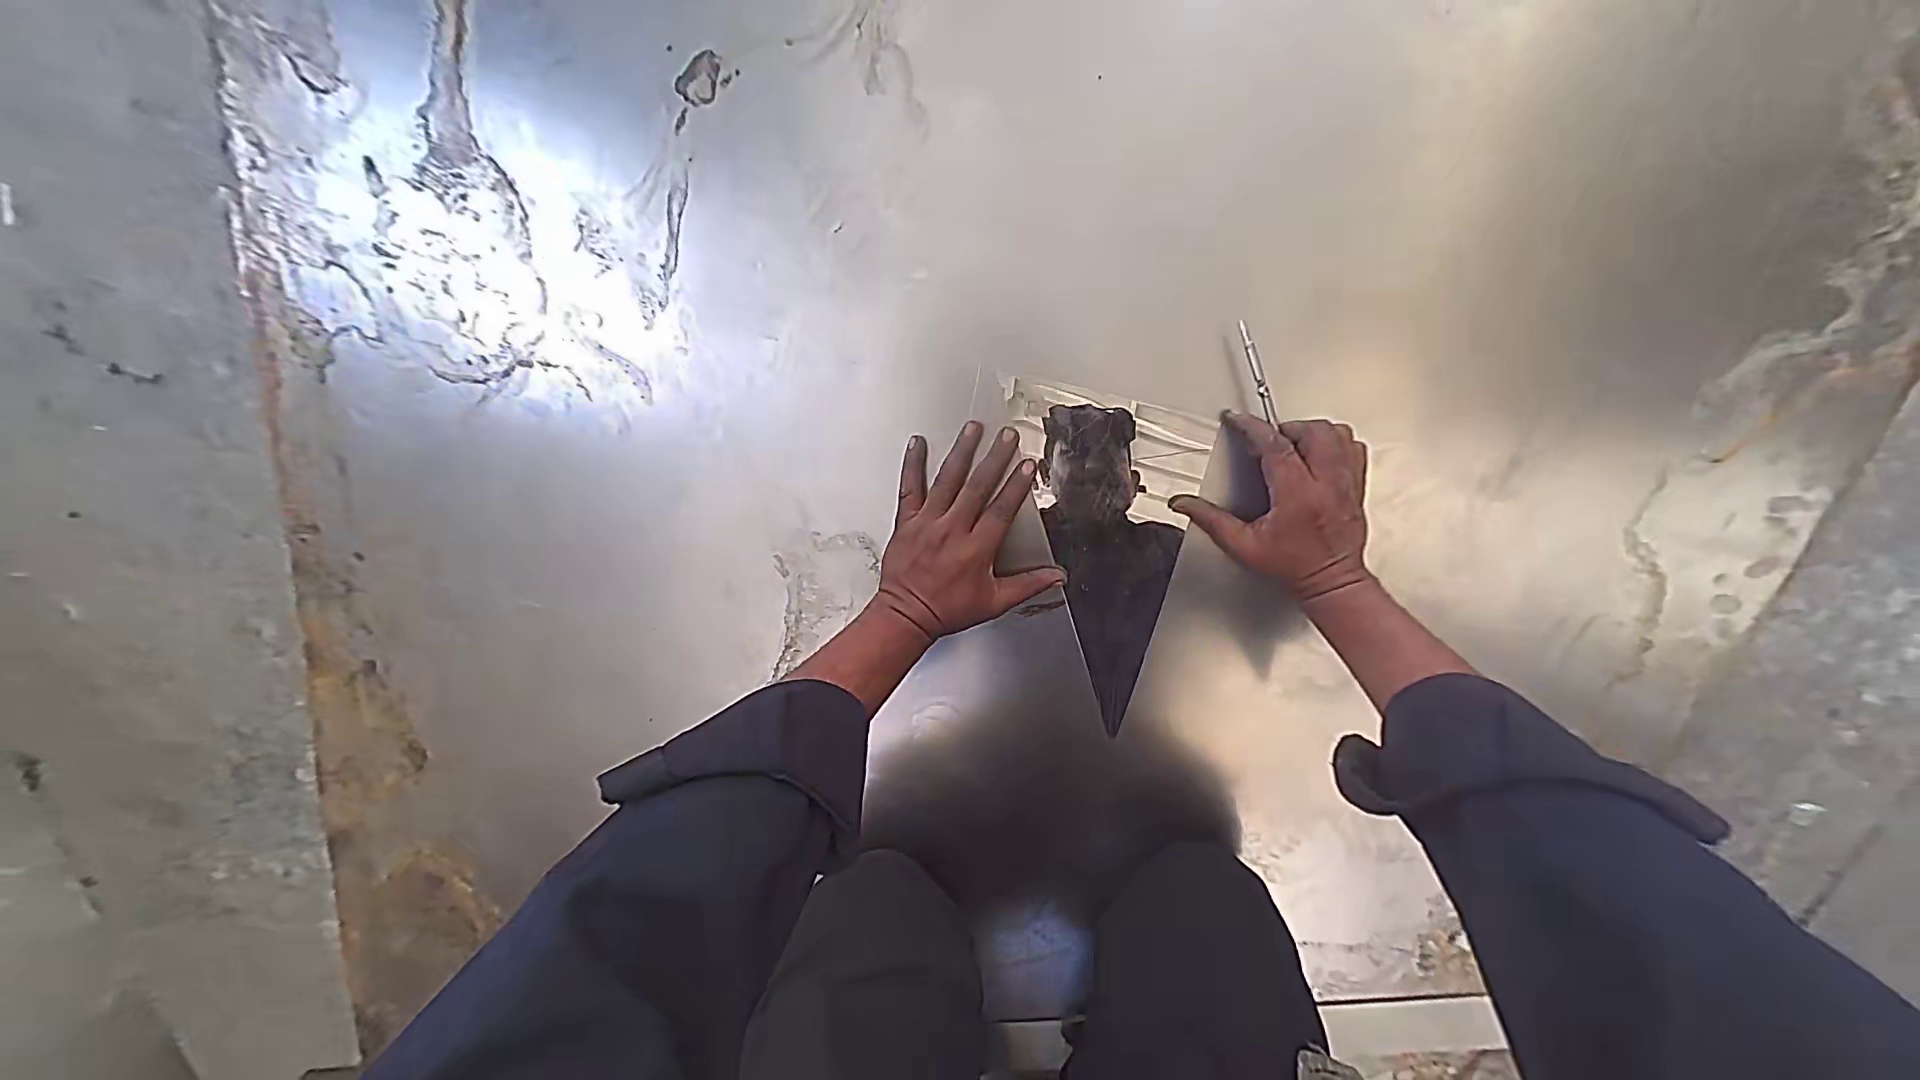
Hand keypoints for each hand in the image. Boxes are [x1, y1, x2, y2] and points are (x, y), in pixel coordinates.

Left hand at [871, 422, 1066, 641]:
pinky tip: (918, 444)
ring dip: (962, 452)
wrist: (906, 615)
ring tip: (973, 429)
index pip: (1001, 509)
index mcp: (976, 548)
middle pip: (978, 487)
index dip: (1016, 485)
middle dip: (995, 458)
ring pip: (947, 480)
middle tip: (1007, 436)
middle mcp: (952, 530)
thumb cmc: (946, 609)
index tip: (1027, 465)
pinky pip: (910, 487)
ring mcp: (928, 523)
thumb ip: (1028, 585)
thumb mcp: (994, 601)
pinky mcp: (907, 522)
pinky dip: (913, 464)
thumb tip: (1056, 578)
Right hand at [1169, 414, 1372, 601]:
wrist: (1330, 580)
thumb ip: (1211, 520)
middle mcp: (1326, 484)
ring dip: (1310, 432)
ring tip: (1291, 443)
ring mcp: (1346, 483)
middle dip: (1283, 428)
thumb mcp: (1243, 545)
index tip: (1238, 421)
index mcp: (1297, 496)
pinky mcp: (1357, 485)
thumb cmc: (1293, 566)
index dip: (1252, 428)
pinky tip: (1317, 453)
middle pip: (1310, 432)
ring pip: (1336, 434)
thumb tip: (1185, 504)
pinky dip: (1334, 442)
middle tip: (1266, 439)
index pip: (1275, 446)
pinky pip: (1353, 447)